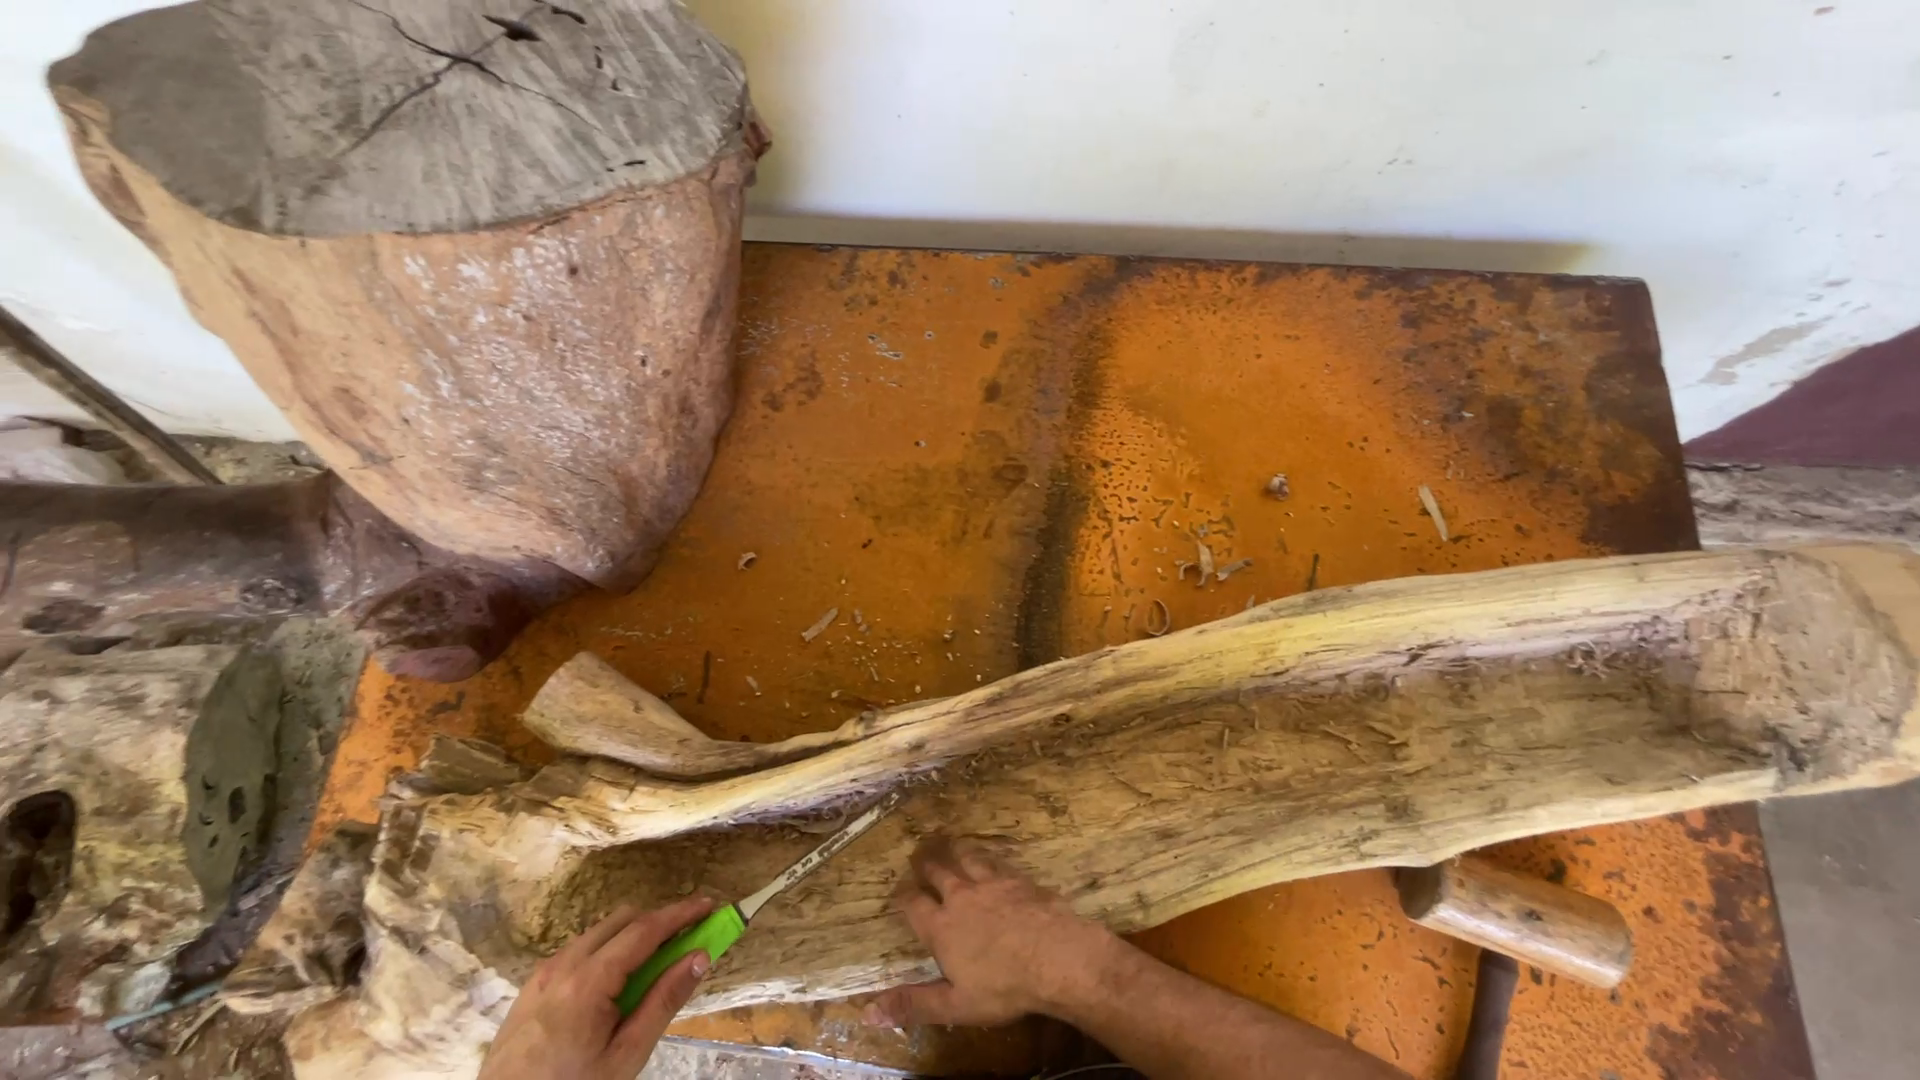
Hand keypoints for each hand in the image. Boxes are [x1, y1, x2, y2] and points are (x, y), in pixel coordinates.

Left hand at [479, 897, 714, 1079]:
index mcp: (588, 982)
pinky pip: (578, 951)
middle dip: (658, 922)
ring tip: (653, 967)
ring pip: (599, 932)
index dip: (681, 914)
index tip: (710, 905)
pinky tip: (614, 986)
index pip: (645, 930)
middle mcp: (563, 965)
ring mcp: (542, 974)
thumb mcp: (625, 1057)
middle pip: (622, 919)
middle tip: (687, 941)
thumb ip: (663, 1002)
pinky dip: (606, 951)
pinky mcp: (530, 987)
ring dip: (631, 936)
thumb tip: (699, 957)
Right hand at [866, 836, 1117, 1027]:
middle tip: (918, 854)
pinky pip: (999, 861)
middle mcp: (962, 896)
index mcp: (942, 926)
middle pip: (938, 872)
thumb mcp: (955, 1005)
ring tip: (948, 841)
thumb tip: (868, 1010)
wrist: (1057, 956)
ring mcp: (993, 883)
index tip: (898, 892)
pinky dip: (989, 856)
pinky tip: (993, 855)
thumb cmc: (1004, 986)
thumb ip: (913, 1004)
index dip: (903, 897)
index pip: (913, 905)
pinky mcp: (1020, 878)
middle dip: (925, 864)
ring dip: (955, 850)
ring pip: (967, 858)